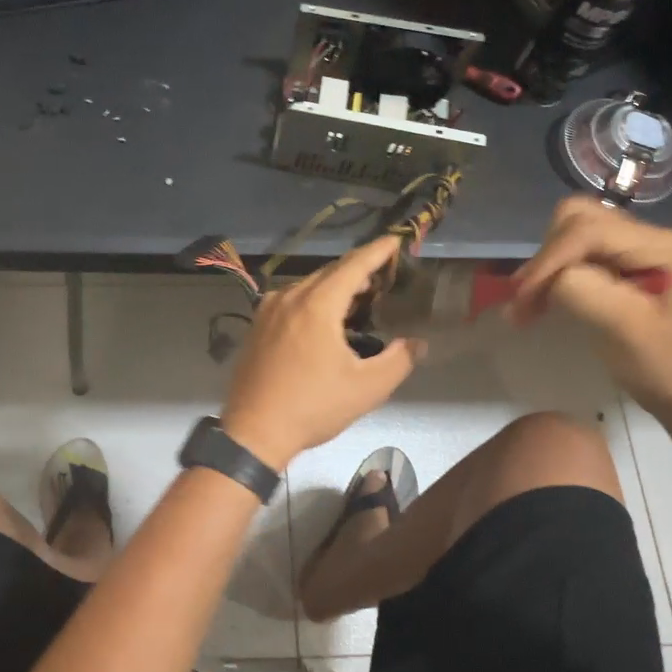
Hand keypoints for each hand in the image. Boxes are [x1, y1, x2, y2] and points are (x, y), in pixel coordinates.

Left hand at [222, 236, 422, 467]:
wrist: (254, 431)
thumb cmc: (312, 406)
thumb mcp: (366, 388)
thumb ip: (398, 361)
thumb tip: (417, 344)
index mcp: (317, 304)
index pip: (353, 266)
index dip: (377, 251)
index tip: (395, 239)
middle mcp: (289, 297)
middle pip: (329, 272)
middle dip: (358, 269)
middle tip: (384, 273)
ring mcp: (268, 310)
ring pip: (308, 285)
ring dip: (335, 286)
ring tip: (359, 296)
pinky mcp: (257, 326)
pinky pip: (291, 300)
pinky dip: (314, 299)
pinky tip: (324, 317)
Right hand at [508, 198, 671, 429]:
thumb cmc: (671, 368)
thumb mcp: (626, 330)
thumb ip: (582, 291)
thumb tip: (546, 279)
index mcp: (663, 246)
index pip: (589, 231)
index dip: (548, 260)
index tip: (520, 299)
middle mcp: (652, 238)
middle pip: (578, 220)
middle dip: (546, 256)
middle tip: (526, 299)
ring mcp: (639, 252)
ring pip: (574, 235)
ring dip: (547, 266)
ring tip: (530, 306)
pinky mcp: (627, 269)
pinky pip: (580, 256)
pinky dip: (556, 274)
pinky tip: (546, 302)